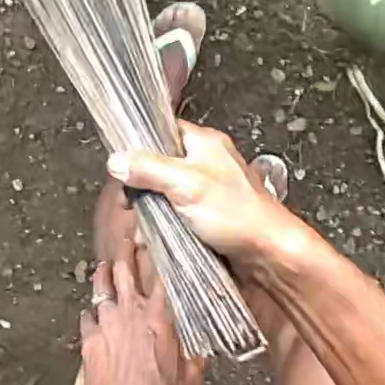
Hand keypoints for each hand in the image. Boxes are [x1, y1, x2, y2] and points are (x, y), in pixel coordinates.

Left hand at [73, 252, 202, 384]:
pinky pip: (87, 315)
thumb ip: (195, 356)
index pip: (160, 275)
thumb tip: (201, 346)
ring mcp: (106, 322)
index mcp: (158, 317)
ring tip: (102, 265)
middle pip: (123, 270)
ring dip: (102, 274)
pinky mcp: (88, 338)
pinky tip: (92, 313)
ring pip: (100, 286)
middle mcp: (130, 311)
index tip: (157, 242)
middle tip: (126, 240)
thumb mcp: (190, 379)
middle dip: (124, 251)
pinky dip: (91, 311)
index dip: (157, 254)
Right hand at [106, 121, 311, 268]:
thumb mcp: (184, 184)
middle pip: (162, 162)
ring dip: (154, 206)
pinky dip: (168, 220)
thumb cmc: (234, 213)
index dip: (140, 146)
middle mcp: (208, 160)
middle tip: (130, 203)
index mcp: (204, 142)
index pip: (163, 130)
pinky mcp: (212, 212)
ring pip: (169, 189)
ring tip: (143, 224)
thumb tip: (115, 160)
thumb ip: (148, 169)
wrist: (270, 253)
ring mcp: (210, 187)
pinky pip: (180, 210)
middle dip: (142, 184)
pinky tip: (159, 234)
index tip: (121, 167)